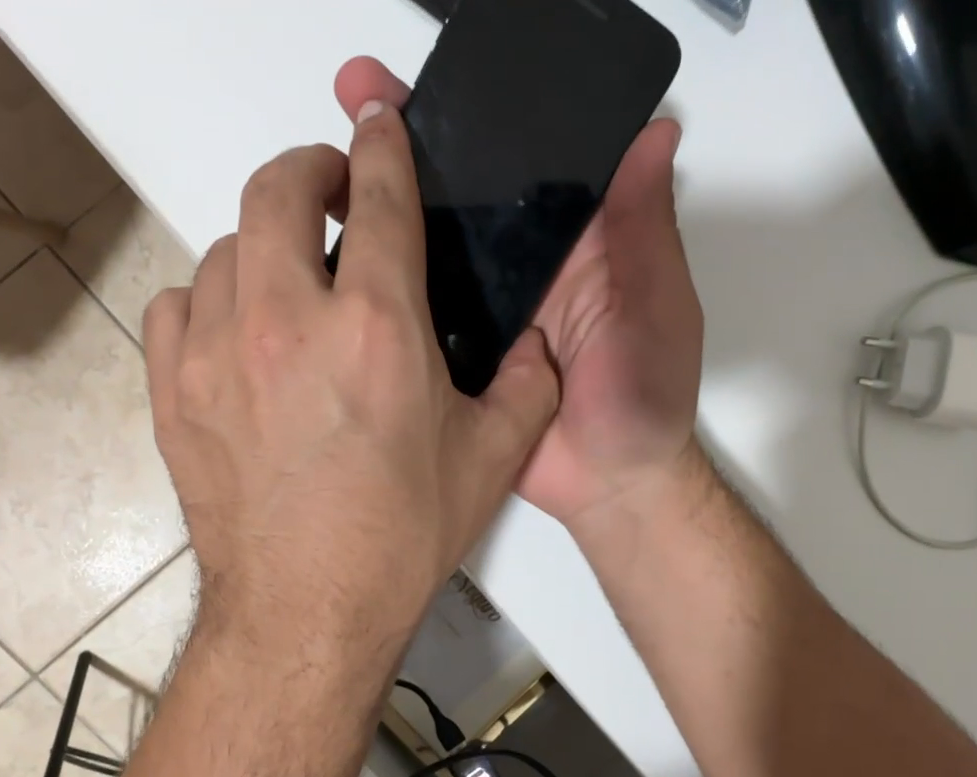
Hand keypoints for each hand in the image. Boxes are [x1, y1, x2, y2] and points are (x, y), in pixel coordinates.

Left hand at [142, 104, 559, 647]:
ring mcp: (217, 356)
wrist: (306, 611)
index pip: (378, 198)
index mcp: (377, 331)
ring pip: (224, 248)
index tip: (376, 124)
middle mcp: (288, 325)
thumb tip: (535, 349)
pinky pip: (176, 305)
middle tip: (332, 198)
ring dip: (263, 248)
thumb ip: (528, 387)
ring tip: (291, 285)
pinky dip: (207, 302)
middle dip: (309, 172)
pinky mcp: (174, 394)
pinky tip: (236, 336)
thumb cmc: (397, 540)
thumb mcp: (490, 461)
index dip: (381, 144)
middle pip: (276, 189)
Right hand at [333, 57, 704, 528]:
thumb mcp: (655, 306)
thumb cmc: (645, 400)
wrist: (608, 489)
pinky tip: (333, 271)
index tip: (414, 87)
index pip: (514, 165)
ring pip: (425, 256)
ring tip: (321, 176)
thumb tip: (654, 135)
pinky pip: (411, 321)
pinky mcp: (452, 362)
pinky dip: (378, 298)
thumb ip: (644, 230)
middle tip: (349, 104)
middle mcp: (517, 272)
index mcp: (567, 245)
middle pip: (456, 202)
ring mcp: (480, 317)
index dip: (469, 121)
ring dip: (380, 217)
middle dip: (404, 155)